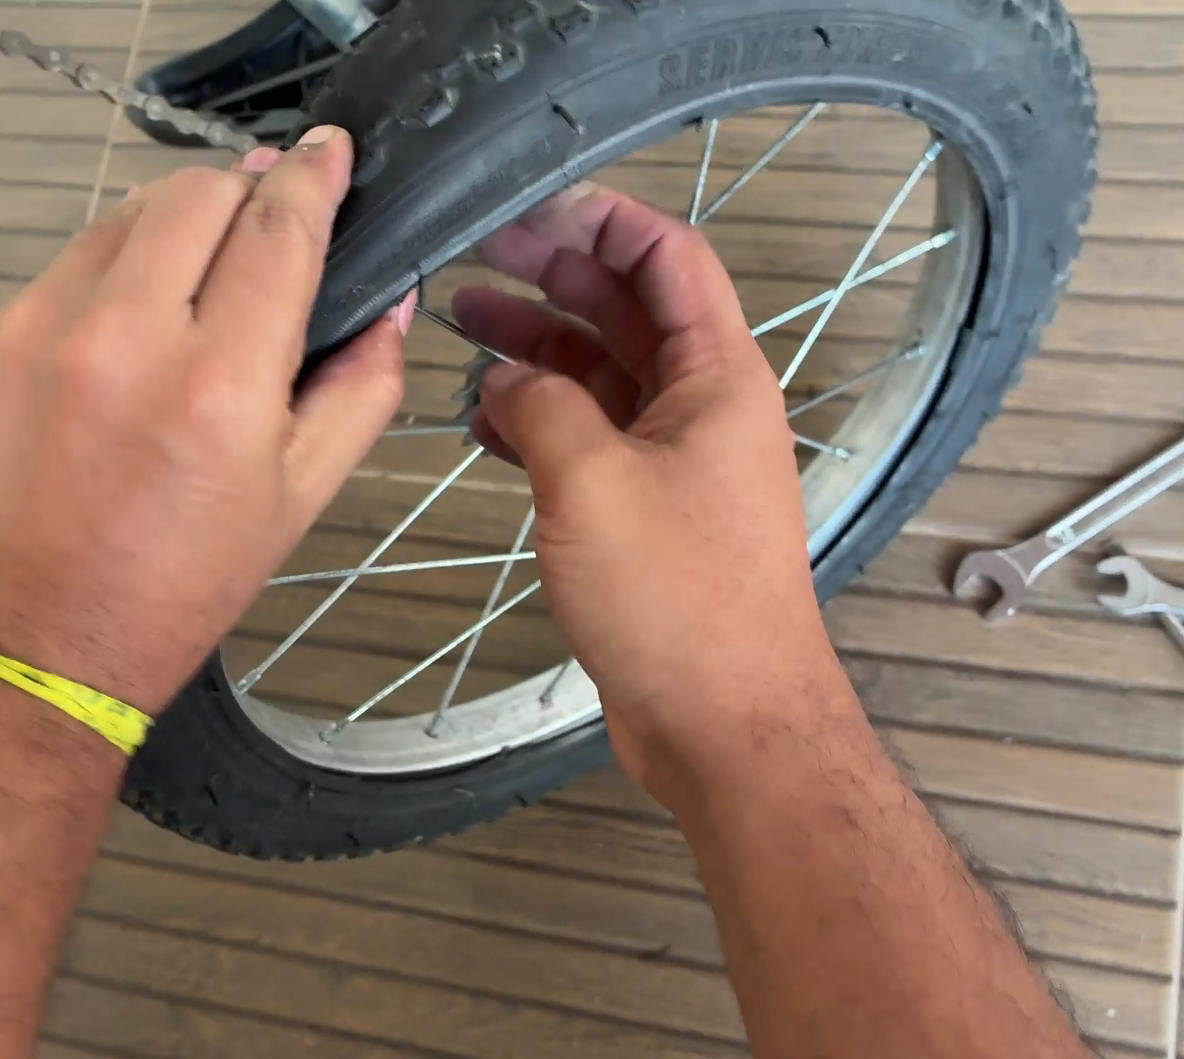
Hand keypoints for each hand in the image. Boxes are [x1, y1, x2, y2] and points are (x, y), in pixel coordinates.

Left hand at [0, 127, 412, 715]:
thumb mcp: (302, 496)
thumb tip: (389, 312)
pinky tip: (158, 300)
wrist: (33, 636)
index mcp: (222, 385)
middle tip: (284, 212)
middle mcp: (129, 334)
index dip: (315, 179)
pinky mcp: (1, 331)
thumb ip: (361, 391)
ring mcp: (49, 323)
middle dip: (253, 186)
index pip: (277, 235)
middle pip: (201, 193)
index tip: (334, 149)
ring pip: (135, 208)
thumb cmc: (184, 579)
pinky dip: (136, 251)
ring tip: (224, 255)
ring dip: (193, 212)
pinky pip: (84, 251)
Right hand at [460, 184, 847, 798]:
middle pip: (624, 317)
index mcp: (717, 379)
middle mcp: (700, 412)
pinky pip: (588, 446)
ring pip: (599, 383)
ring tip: (463, 331)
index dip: (602, 224)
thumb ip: (543, 408)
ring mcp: (671, 466)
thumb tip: (503, 382)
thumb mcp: (593, 481)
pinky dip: (539, 426)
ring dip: (536, 355)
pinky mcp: (643, 515)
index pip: (668, 260)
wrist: (720, 720)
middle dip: (552, 284)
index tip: (528, 213)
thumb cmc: (676, 597)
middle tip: (474, 266)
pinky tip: (485, 422)